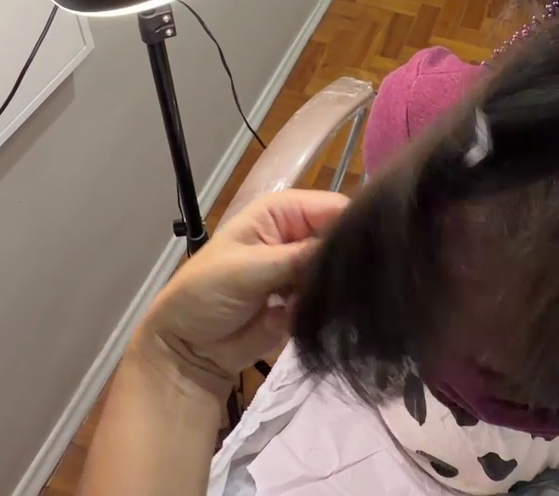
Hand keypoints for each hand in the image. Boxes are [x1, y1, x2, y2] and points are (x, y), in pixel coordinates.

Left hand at [130, 189, 348, 397]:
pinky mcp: (304, 301)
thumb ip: (297, 257)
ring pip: (338, 271)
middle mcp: (297, 235)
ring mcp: (302, 270)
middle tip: (350, 283)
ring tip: (323, 304)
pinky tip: (310, 320)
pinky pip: (329, 301)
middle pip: (340, 238)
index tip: (372, 247)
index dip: (354, 223)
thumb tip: (345, 247)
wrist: (186, 350)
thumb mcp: (248, 269)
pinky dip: (325, 311)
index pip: (332, 207)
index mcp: (282, 212)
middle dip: (346, 260)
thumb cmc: (205, 293)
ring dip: (335, 288)